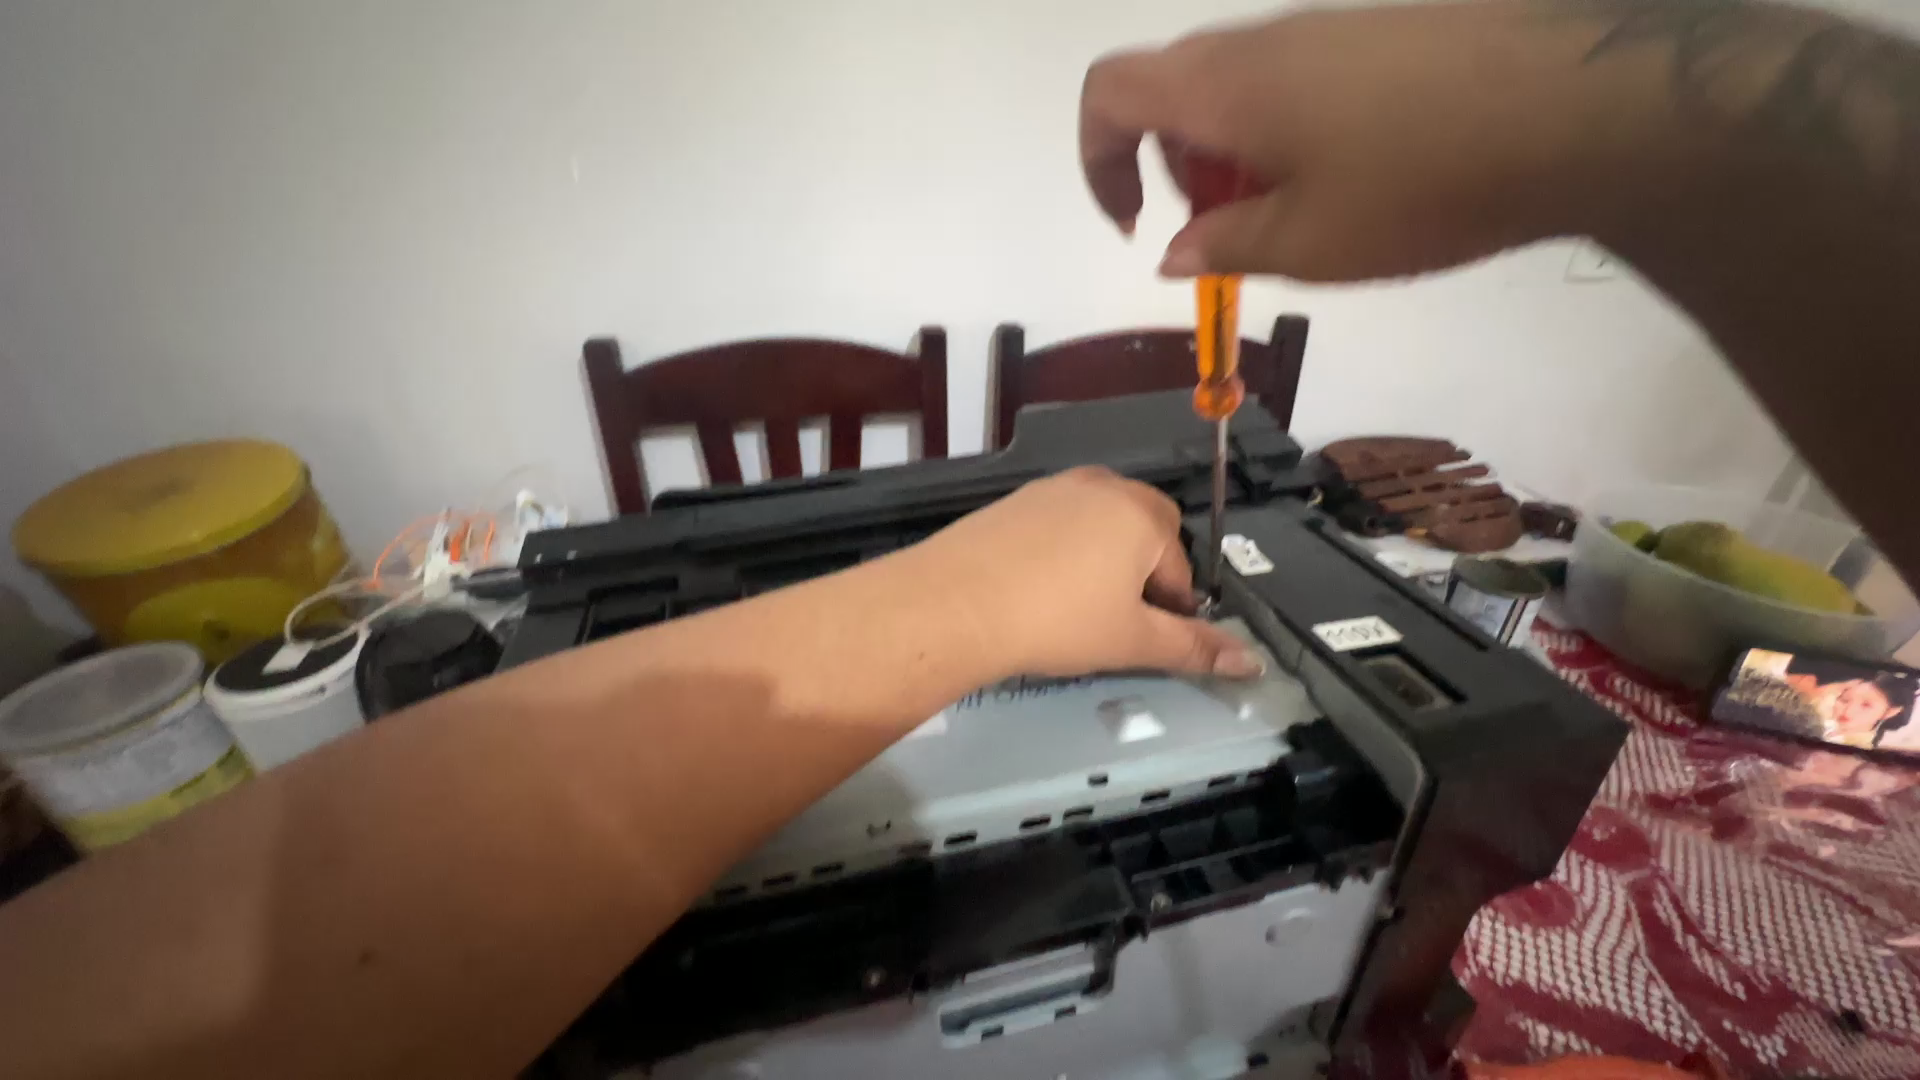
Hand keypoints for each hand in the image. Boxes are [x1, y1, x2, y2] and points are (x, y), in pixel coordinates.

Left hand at [904, 467, 1264, 679]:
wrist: (956, 603)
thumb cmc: (1059, 621)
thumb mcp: (1132, 641)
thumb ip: (1195, 649)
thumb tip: (1254, 663)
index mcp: (1141, 514)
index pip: (1179, 565)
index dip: (1173, 607)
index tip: (1149, 637)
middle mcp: (1102, 486)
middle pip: (1144, 530)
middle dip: (1144, 572)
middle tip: (1117, 617)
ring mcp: (1053, 487)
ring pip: (1100, 523)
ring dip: (1104, 558)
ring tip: (1077, 604)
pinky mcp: (1014, 500)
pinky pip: (1058, 521)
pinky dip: (1064, 549)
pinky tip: (1039, 585)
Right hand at [1080, 1, 1686, 280]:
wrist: (1584, 106)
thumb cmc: (1417, 187)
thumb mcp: (1300, 245)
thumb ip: (1217, 247)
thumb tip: (1172, 253)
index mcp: (1225, 89)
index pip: (1110, 92)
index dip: (1098, 159)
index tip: (1136, 223)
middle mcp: (1263, 44)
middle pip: (1169, 93)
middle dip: (1171, 171)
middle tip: (1222, 231)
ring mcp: (1323, 33)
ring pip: (1231, 92)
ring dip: (1227, 161)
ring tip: (1287, 218)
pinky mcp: (1373, 38)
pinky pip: (1288, 84)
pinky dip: (1277, 140)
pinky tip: (1339, 185)